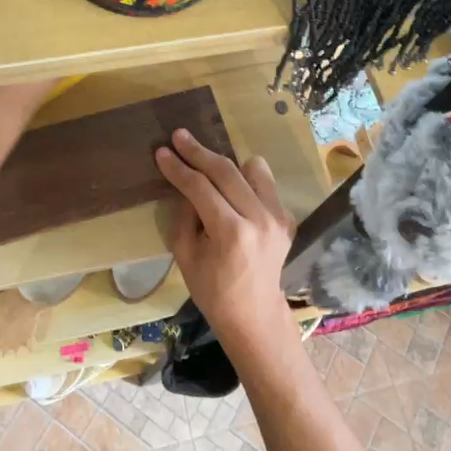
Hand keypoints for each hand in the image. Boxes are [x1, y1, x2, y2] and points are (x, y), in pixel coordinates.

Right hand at [155, 129, 295, 353]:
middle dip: (198, 151)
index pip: (200, 187)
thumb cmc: (213, 291)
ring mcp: (277, 216)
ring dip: (227, 164)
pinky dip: (247, 180)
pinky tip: (232, 191)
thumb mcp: (186, 256)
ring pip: (251, 168)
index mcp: (231, 233)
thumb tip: (185, 182)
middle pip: (225, 171)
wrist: (254, 315)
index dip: (179, 168)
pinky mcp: (286, 217)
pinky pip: (265, 183)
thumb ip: (184, 215)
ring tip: (208, 166)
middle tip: (180, 136)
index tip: (163, 152)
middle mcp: (259, 218)